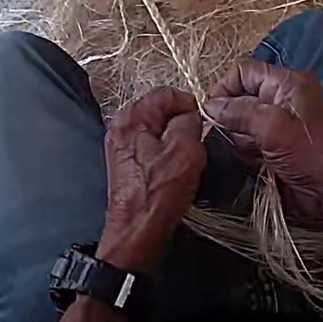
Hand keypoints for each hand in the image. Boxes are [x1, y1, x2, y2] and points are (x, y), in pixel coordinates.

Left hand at [97, 87, 204, 273]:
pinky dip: (165, 153)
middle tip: (195, 143)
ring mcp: (121, 146)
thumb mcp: (185, 150)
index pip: (166, 92)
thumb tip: (190, 116)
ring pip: (157, 129)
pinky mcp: (126, 163)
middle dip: (181, 122)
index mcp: (131, 118)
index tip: (202, 122)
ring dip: (174, 139)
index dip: (189, 104)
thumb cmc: (158, 194)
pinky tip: (172, 170)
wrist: (137, 230)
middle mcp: (120, 127)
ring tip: (185, 159)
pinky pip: (151, 147)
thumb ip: (189, 122)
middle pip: (159, 110)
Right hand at [203, 61, 322, 217]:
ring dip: (234, 136)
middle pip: (239, 97)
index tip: (210, 110)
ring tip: (243, 151)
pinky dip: (242, 150)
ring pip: (240, 122)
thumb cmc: (311, 154)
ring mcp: (277, 125)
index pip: (244, 72)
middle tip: (221, 133)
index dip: (224, 87)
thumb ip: (238, 111)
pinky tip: (248, 161)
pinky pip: (247, 142)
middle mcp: (281, 100)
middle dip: (227, 115)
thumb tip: (209, 106)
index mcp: (287, 83)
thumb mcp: (272, 126)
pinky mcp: (273, 147)